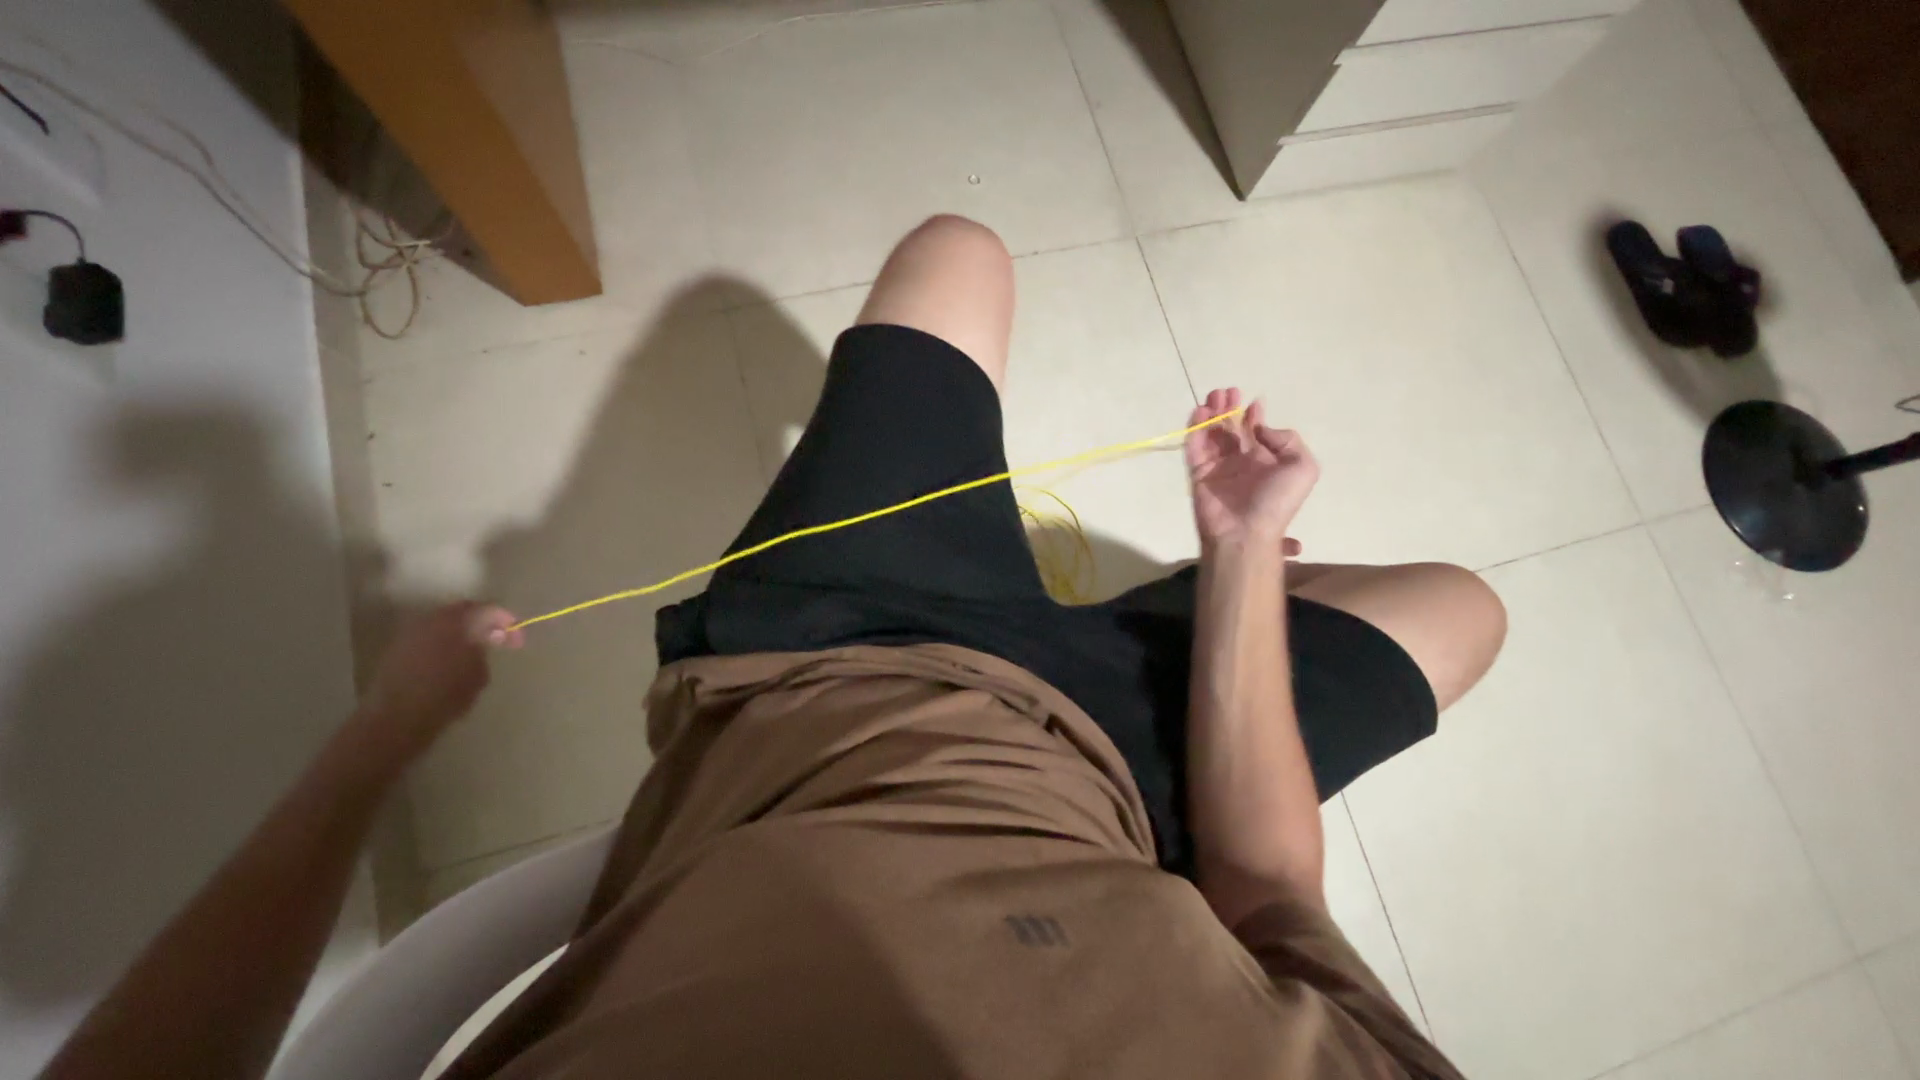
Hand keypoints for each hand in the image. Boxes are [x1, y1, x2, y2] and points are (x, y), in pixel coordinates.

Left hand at [360, 602, 521, 755]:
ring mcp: (410, 633)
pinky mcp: (397, 649)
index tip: (518, 640)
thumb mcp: (478, 673)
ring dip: (462, 633)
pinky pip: (428, 638)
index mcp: (455, 621)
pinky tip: (450, 661)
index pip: (488, 609)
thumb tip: (491, 635)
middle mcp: (431, 620)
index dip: (507, 621)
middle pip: (464, 612)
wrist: (397, 718)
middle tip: (498, 640)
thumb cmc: (446, 695)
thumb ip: (485, 649)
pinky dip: (444, 643)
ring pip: (444, 624)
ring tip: (474, 652)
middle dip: (483, 624)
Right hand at [1186, 387, 1317, 547]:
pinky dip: (1195, 429)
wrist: (1246, 532)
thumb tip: (1260, 429)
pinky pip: (1194, 447)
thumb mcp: (1303, 467)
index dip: (1252, 415)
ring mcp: (1217, 467)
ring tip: (1214, 397)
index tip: (1251, 401)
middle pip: (1231, 428)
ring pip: (1212, 433)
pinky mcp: (1198, 473)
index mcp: (1265, 460)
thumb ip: (1287, 440)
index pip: (1255, 431)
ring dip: (1212, 414)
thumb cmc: (1277, 502)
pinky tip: (1200, 413)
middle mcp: (1240, 460)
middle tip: (1226, 392)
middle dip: (1229, 408)